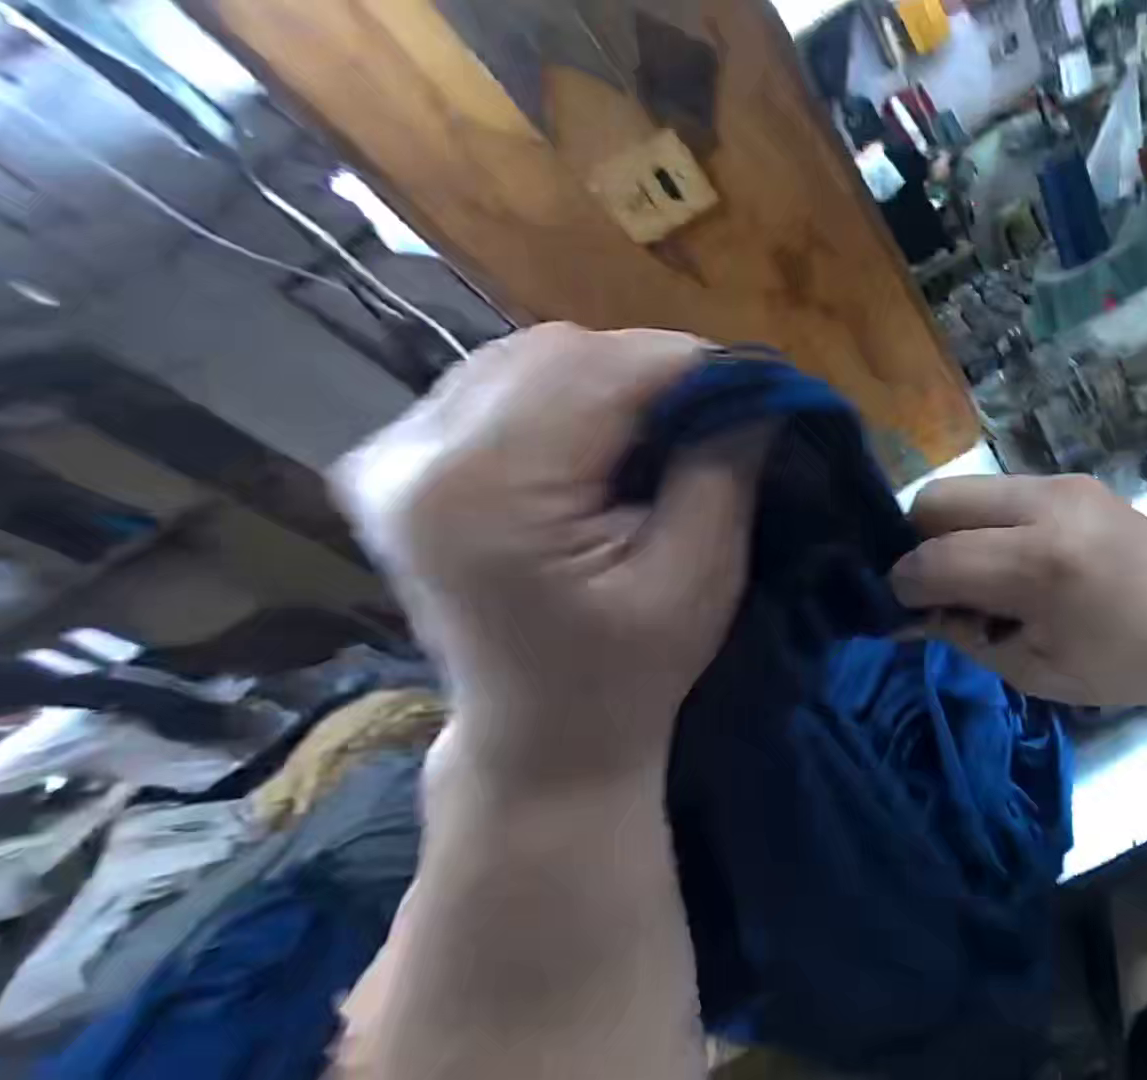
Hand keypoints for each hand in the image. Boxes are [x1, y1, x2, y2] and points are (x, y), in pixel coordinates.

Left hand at [332, 324, 761, 788]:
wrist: (543, 736)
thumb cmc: (629, 673)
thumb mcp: (699, 576)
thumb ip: (723, 467)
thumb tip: (756, 385)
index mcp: (485, 493)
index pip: (601, 370)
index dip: (691, 365)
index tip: (754, 390)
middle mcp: (414, 455)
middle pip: (559, 350)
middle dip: (653, 370)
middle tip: (713, 414)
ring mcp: (390, 452)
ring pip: (529, 355)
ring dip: (611, 379)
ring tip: (660, 432)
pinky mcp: (395, 458)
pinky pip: (500, 382)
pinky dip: (567, 395)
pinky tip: (596, 444)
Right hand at [891, 475, 1146, 707]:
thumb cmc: (1131, 662)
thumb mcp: (1038, 671)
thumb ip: (964, 636)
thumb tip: (910, 616)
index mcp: (1039, 565)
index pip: (934, 559)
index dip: (905, 586)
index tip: (904, 608)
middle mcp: (1044, 505)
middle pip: (936, 499)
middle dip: (917, 542)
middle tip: (935, 586)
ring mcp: (1059, 482)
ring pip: (964, 488)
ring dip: (950, 529)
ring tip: (974, 574)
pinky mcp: (1070, 478)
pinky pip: (997, 492)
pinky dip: (983, 522)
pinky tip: (1007, 558)